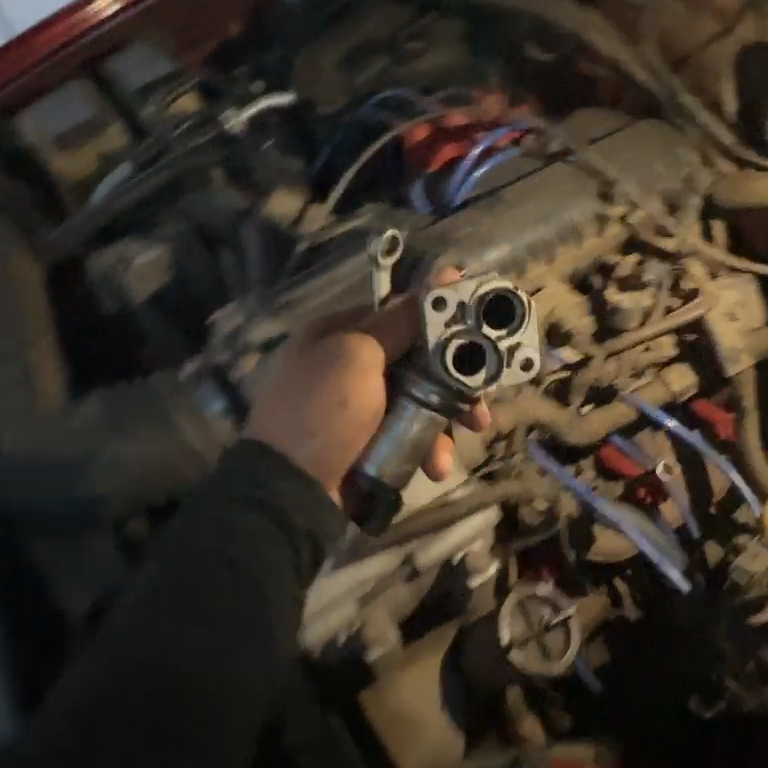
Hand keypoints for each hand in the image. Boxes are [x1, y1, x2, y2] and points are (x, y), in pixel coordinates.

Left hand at [243, 268, 491, 501]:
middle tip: (478, 410)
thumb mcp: (359, 356)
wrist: (288, 494)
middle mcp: (346, 365)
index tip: (480, 343)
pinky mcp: (363, 444)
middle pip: (417, 363)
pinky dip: (424, 449)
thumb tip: (443, 272)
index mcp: (337, 333)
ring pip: (417, 404)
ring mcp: (354, 408)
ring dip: (441, 426)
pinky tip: (432, 467)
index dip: (443, 327)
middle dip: (451, 387)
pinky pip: (406, 436)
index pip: (402, 316)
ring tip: (451, 451)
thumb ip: (403, 320)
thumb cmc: (322, 412)